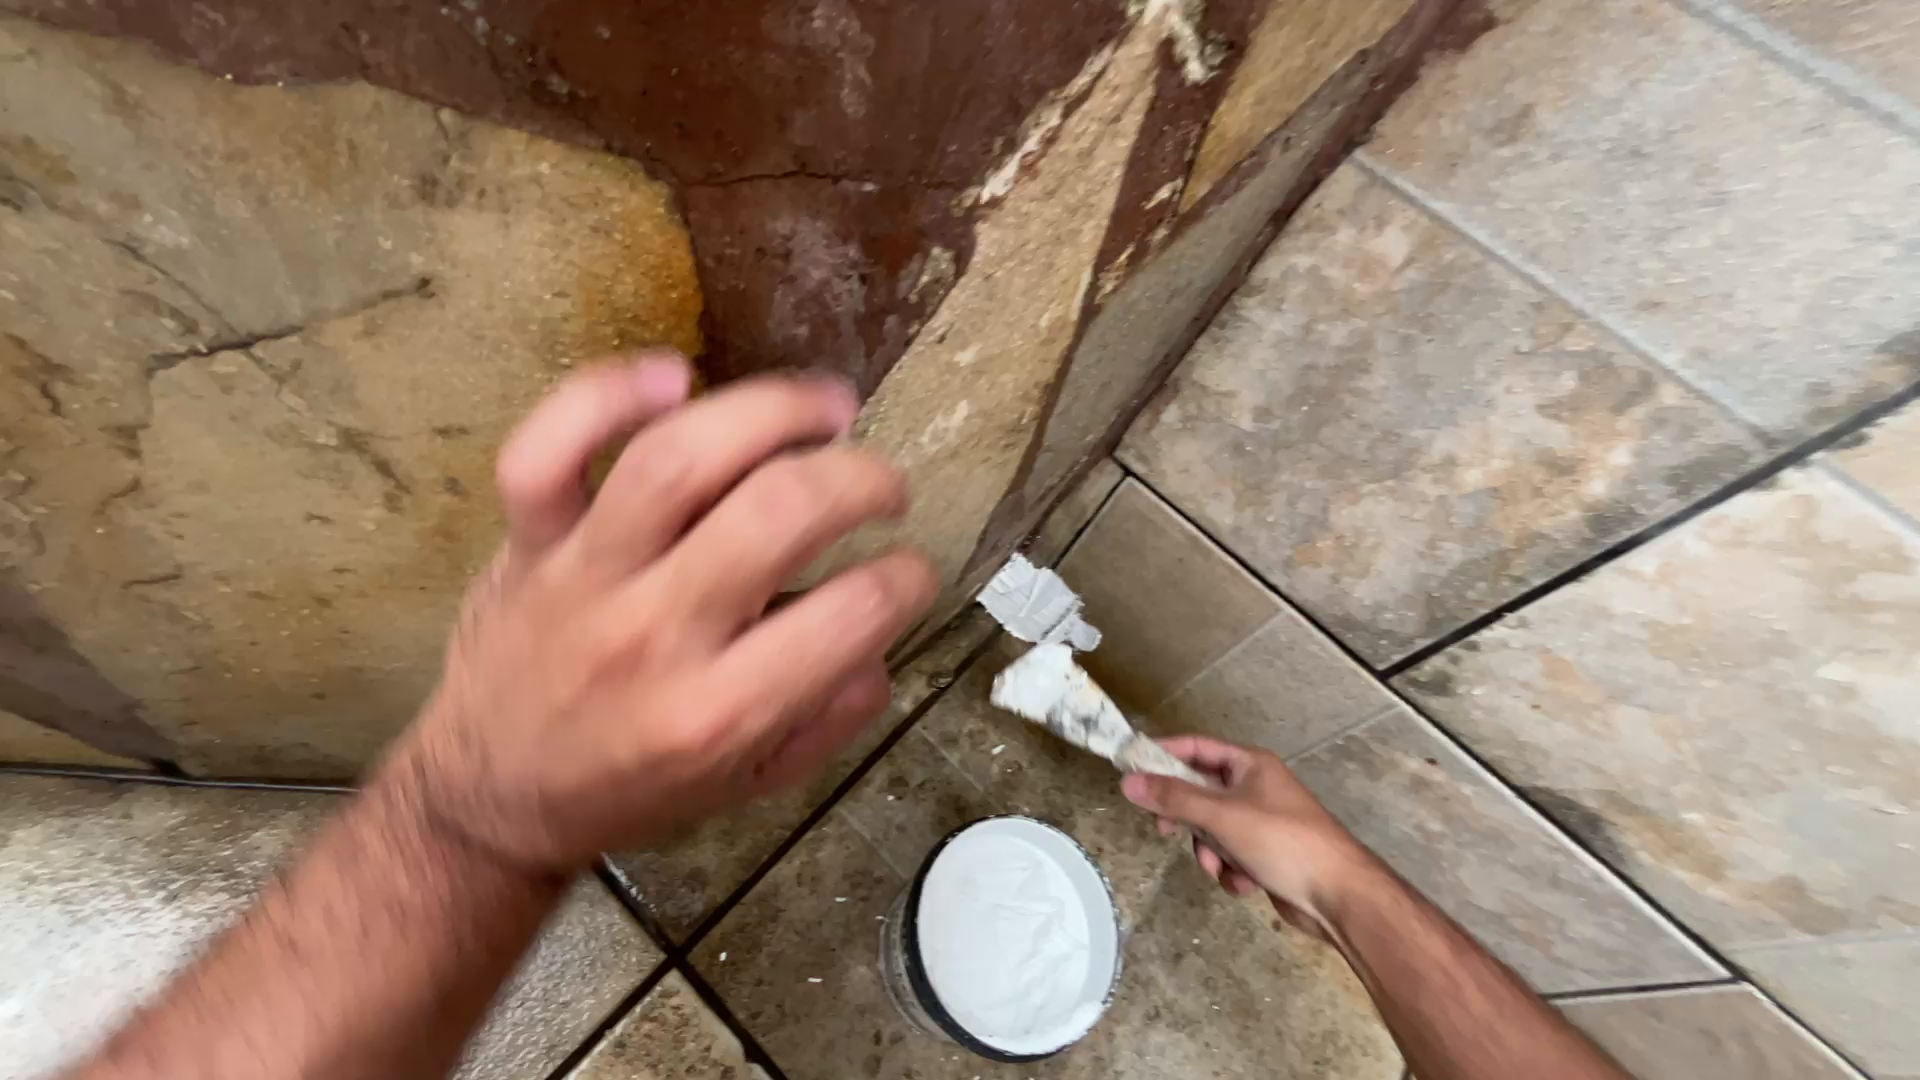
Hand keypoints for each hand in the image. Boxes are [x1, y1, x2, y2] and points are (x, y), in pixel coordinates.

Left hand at [380, 353, 936, 874]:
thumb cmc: (637, 789)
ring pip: (676, 458)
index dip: (909, 578)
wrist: (492, 799)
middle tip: (888, 486)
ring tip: (830, 408)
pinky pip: (546, 450)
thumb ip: (831, 717)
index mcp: (723, 710)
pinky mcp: (528, 541)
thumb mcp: (756, 782)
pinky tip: (676, 377)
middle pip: (777, 513)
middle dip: (862, 480)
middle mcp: (656, 634)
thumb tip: (879, 638)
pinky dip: (606, 394)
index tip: (912, 569)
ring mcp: (584, 577)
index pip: (852, 616)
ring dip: (773, 412)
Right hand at [1121, 736, 1379, 938]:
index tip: (1129, 766)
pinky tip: (1245, 882)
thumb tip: (1127, 782)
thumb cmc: (1282, 841)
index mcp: (1248, 764)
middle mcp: (1253, 787)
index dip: (1161, 754)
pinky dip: (1230, 869)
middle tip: (1165, 827)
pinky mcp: (1264, 854)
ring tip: (1220, 865)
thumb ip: (1173, 798)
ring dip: (1209, 849)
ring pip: (1210, 827)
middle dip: (1186, 815)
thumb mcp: (1221, 815)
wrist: (1340, 897)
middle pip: (1199, 791)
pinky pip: (1228, 853)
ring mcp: (1260, 821)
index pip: (1194, 747)